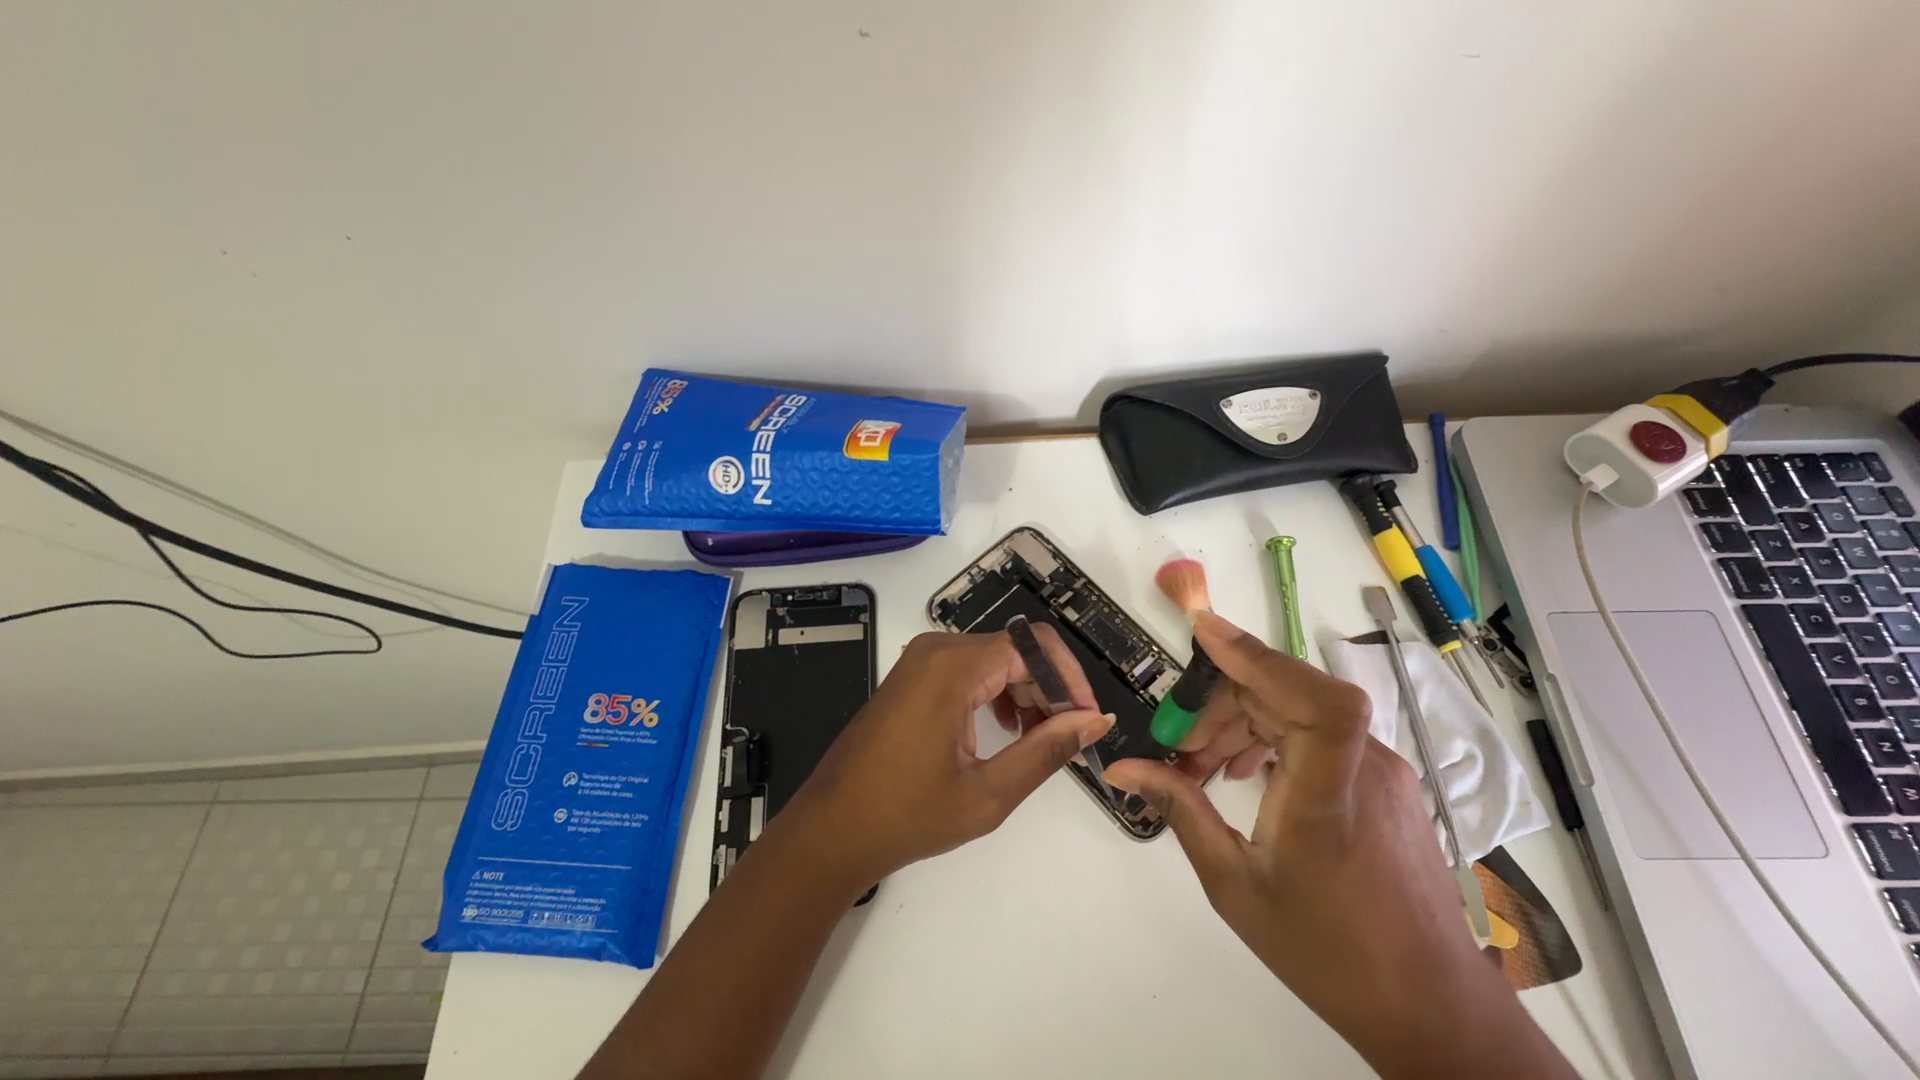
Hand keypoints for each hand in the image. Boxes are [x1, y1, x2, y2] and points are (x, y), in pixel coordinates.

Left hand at [776, 627, 1114, 886]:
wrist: (831, 832)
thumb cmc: (907, 816)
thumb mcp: (989, 792)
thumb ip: (1047, 750)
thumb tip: (1094, 721)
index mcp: (953, 667)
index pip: (1034, 645)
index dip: (1070, 679)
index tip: (1088, 721)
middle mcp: (935, 651)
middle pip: (1015, 650)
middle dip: (1049, 689)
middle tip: (1068, 740)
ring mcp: (918, 663)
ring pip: (994, 660)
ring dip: (1024, 695)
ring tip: (1039, 743)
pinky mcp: (911, 680)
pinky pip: (968, 672)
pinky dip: (995, 696)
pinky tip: (1003, 734)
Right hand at [1104, 613, 1572, 1078]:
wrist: (1427, 1002)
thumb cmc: (1325, 951)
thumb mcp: (1234, 884)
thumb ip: (1180, 810)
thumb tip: (1125, 767)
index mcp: (1329, 796)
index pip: (1312, 699)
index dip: (1258, 656)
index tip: (1202, 632)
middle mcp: (1367, 768)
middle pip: (1291, 695)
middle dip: (1224, 703)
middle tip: (1177, 744)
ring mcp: (1385, 773)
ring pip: (1306, 712)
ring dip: (1248, 721)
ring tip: (1203, 767)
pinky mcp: (1389, 784)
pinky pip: (1326, 738)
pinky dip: (1279, 738)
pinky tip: (1249, 774)